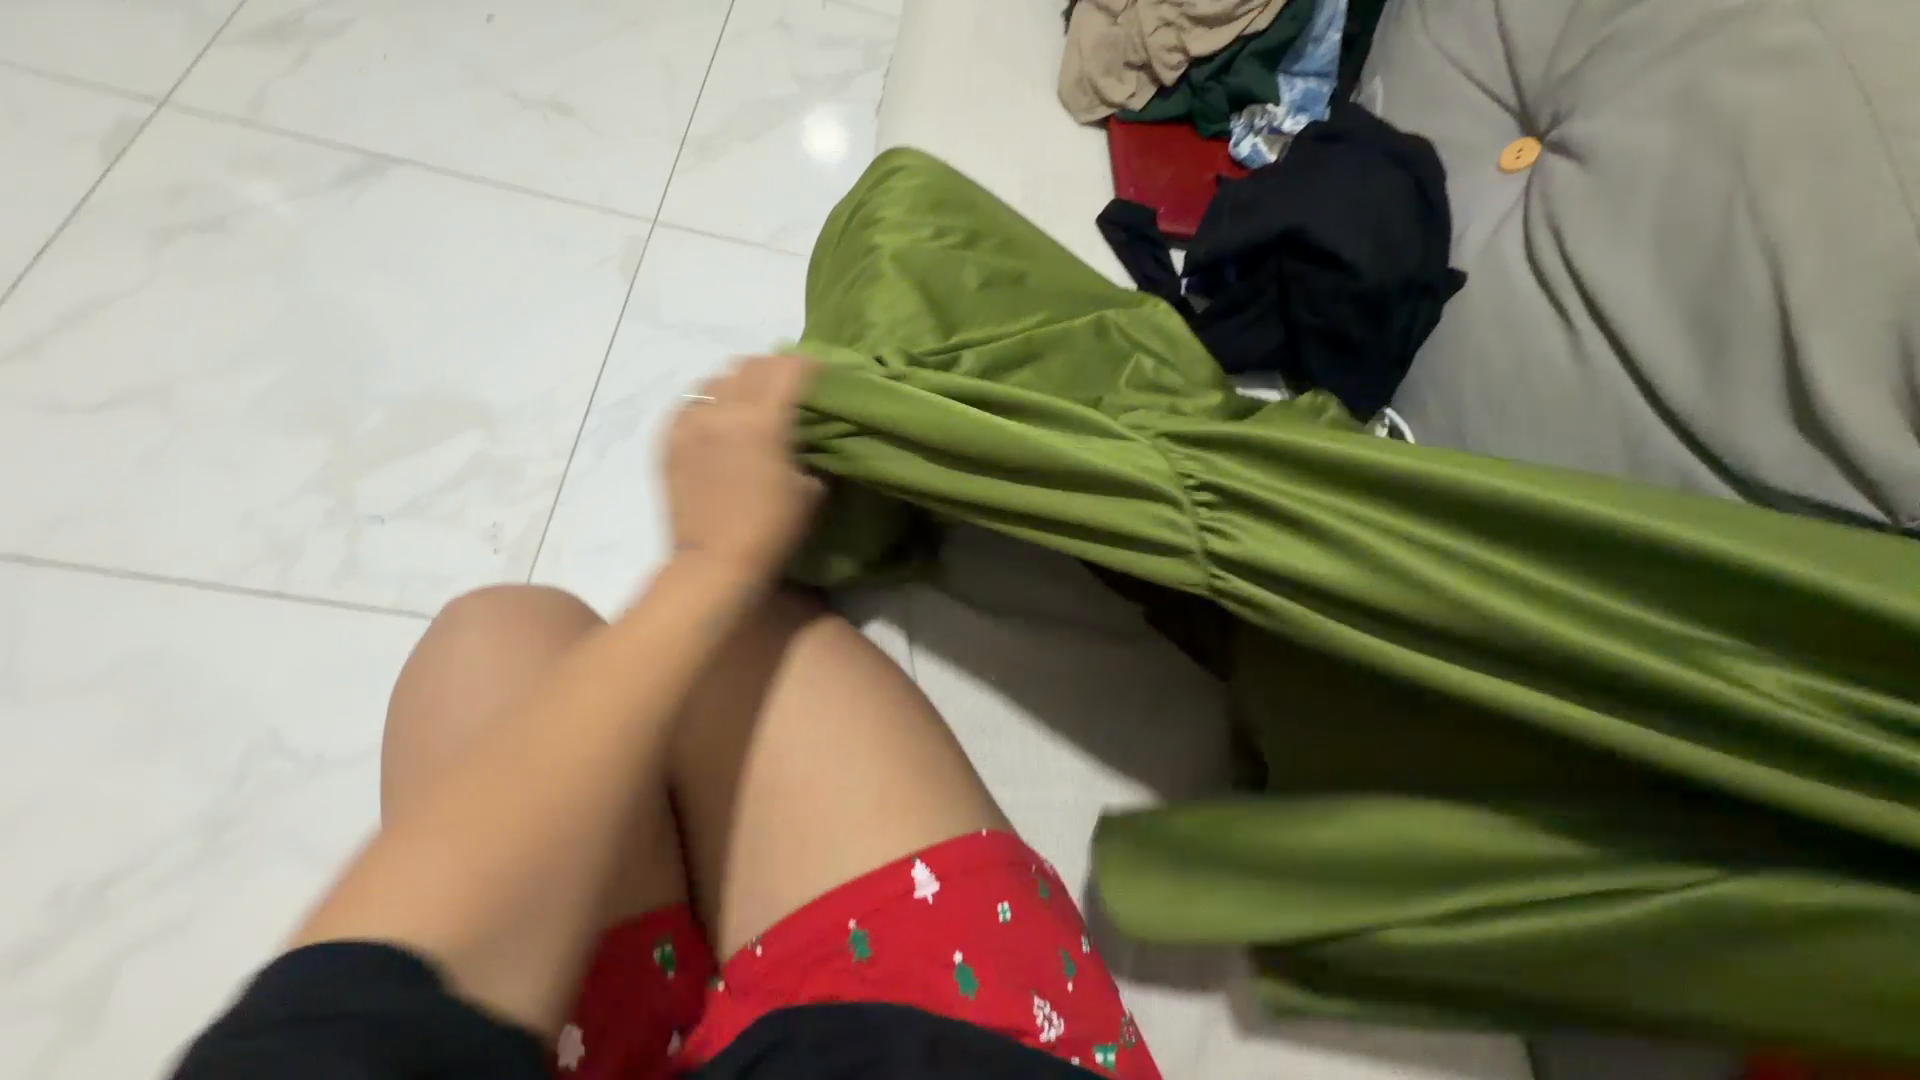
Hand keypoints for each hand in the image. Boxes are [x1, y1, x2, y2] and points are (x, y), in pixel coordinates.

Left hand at [665, 354, 824, 584]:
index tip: (820, 371)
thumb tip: (808, 432)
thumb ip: (812, 450)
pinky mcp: (668, 439)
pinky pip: (689, 402)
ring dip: (738, 381)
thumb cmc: (772, 530)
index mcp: (764, 421)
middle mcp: (724, 410)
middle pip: (751, 364)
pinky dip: (708, 401)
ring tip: (749, 400)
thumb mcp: (811, 490)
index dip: (809, 364)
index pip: (789, 368)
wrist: (715, 563)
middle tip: (788, 384)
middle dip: (774, 367)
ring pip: (717, 378)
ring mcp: (690, 423)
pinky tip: (717, 420)